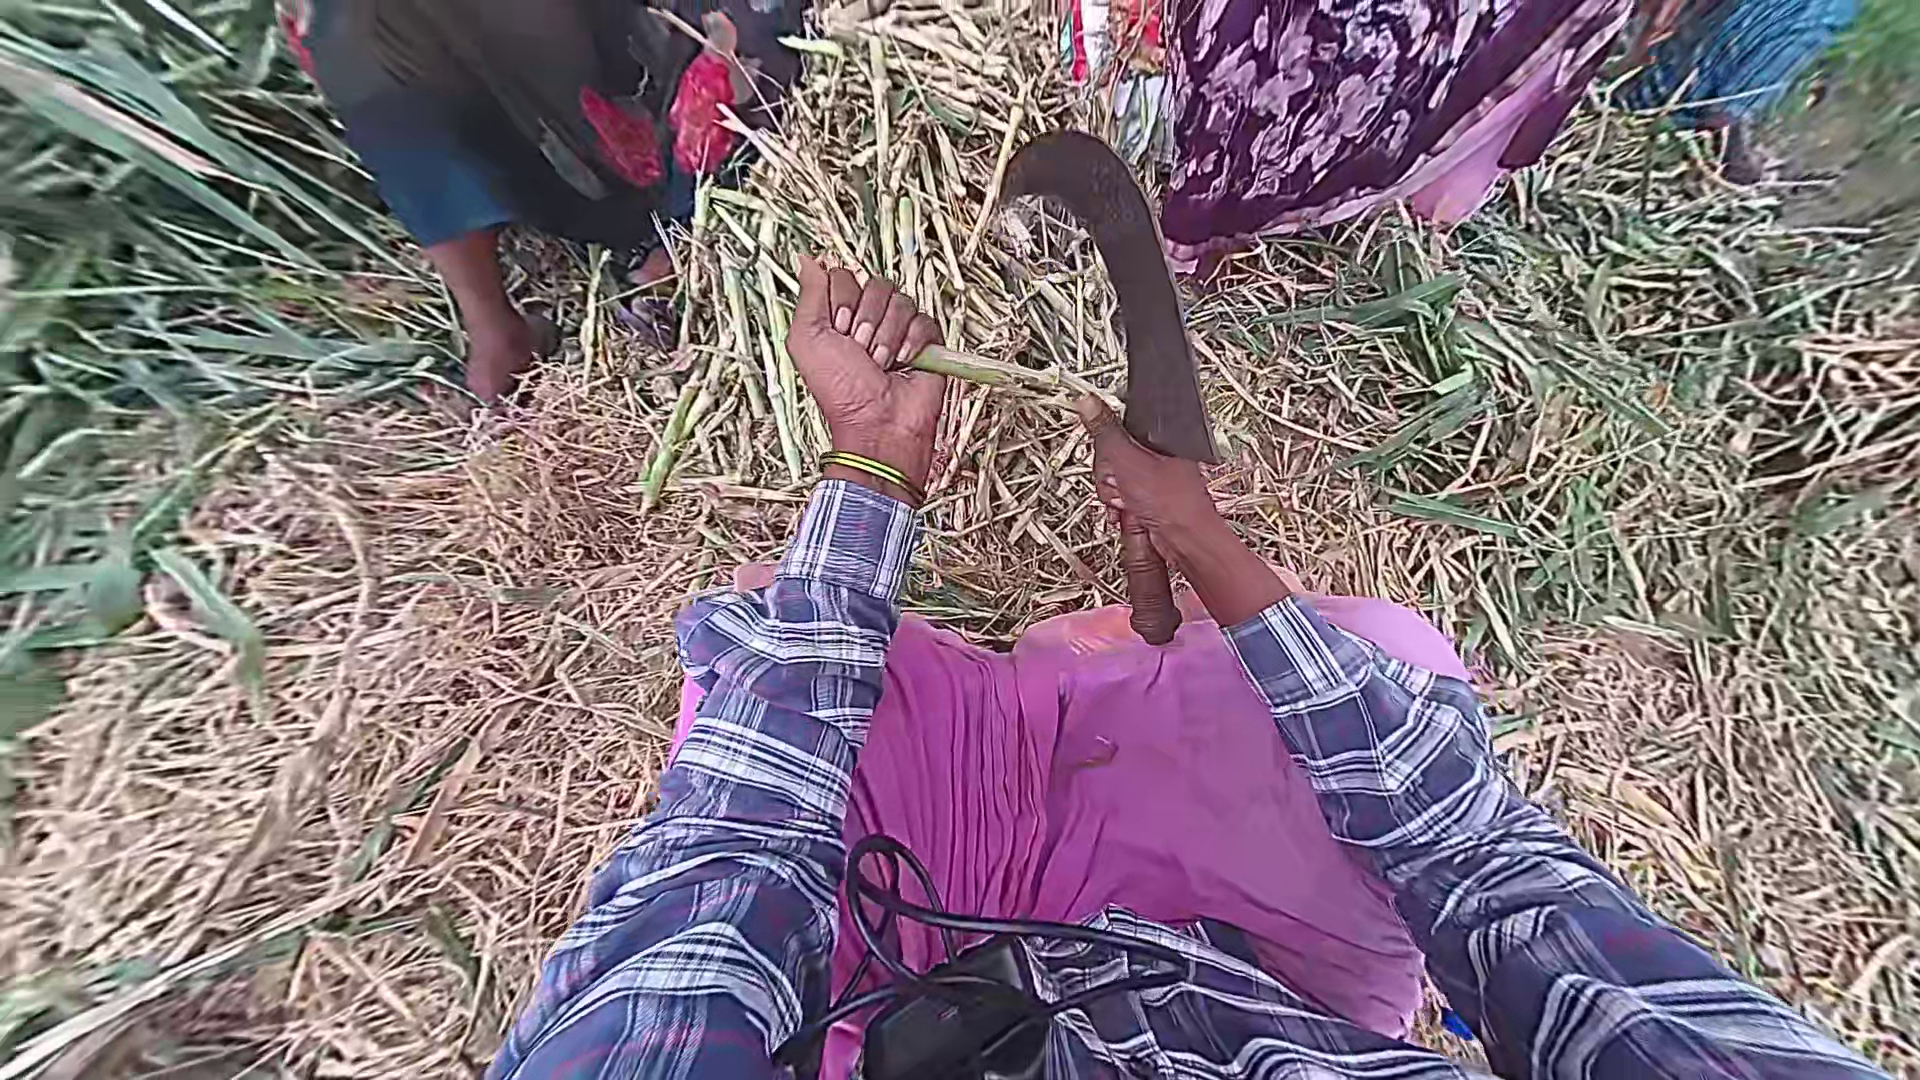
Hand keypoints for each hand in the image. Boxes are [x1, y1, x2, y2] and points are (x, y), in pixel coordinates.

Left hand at [788, 256, 946, 503]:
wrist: (877, 423)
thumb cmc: (840, 391)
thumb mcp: (807, 340)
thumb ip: (809, 295)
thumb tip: (808, 258)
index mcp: (840, 317)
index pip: (845, 277)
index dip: (843, 303)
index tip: (840, 334)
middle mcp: (870, 320)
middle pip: (875, 285)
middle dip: (866, 322)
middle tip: (861, 353)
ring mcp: (900, 331)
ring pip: (900, 301)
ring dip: (888, 336)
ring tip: (882, 363)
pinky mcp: (927, 344)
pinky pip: (925, 320)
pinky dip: (913, 342)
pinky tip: (905, 362)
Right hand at [1075, 394, 1288, 625]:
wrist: (1183, 540)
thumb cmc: (1172, 501)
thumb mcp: (1129, 460)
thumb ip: (1106, 431)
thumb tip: (1088, 400)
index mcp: (1160, 436)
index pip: (1117, 429)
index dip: (1107, 446)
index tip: (1109, 458)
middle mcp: (1158, 455)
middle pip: (1111, 456)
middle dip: (1109, 475)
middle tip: (1121, 483)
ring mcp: (1152, 478)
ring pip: (1113, 478)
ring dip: (1112, 494)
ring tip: (1127, 501)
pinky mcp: (1147, 499)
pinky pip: (1119, 497)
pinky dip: (1117, 506)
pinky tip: (1126, 511)